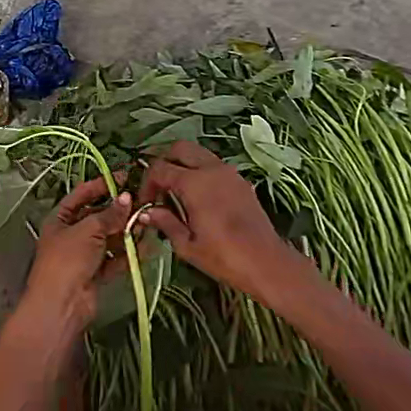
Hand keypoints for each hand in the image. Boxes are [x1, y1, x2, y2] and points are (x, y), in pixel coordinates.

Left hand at [13, 178, 132, 344]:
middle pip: (98, 217)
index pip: (82, 194)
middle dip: (118, 211)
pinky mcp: (96, 273)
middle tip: (141, 202)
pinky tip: (145, 246)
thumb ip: (109, 214)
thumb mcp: (88, 229)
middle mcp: (71, 234)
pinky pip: (115, 258)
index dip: (102, 185)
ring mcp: (84, 255)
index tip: (124, 178)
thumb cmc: (67, 259)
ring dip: (126, 231)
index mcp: (60, 219)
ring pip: (109, 237)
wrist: (62, 305)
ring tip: (146, 222)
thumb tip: (127, 197)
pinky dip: (128, 253)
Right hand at [137, 139, 305, 303]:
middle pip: (179, 148)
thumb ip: (165, 222)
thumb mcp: (187, 245)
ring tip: (177, 193)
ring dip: (183, 164)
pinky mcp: (240, 180)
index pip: (160, 168)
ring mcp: (228, 171)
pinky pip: (213, 164)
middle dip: (164, 162)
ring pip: (198, 153)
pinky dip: (200, 171)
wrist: (265, 262)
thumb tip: (148, 212)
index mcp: (194, 183)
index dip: (147, 183)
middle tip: (159, 188)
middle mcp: (211, 169)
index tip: (145, 202)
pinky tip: (198, 197)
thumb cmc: (223, 256)